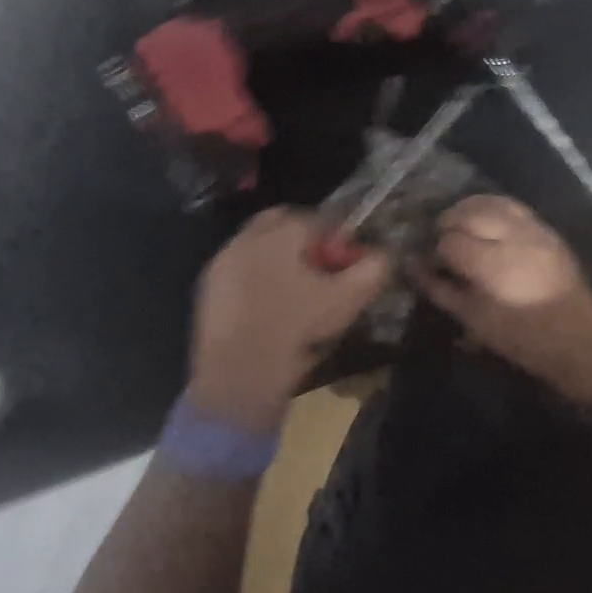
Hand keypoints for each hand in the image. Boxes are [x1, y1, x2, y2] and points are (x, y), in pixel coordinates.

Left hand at [189, 208, 389, 429]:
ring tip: (298, 294)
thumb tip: (384, 255)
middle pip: (280, 225)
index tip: (347, 258)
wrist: (238, 374)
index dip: (336, 236)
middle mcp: (246, 239)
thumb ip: (371, 270)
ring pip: (257, 249)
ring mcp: (221, 265)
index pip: (314, 218)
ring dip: (278, 261)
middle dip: (303, 241)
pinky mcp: (208, 292)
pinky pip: (239, 275)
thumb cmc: (296, 327)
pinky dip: (257, 283)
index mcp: (279, 234)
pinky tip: (271, 312)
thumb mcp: (346, 300)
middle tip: (322, 270)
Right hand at [415, 195, 591, 368]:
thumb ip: (440, 289)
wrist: (575, 338)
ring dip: (469, 209)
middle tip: (440, 239)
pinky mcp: (548, 229)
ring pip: (493, 202)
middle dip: (449, 222)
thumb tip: (413, 267)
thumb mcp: (473, 320)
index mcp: (493, 265)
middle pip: (470, 213)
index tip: (431, 262)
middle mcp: (513, 239)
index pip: (450, 241)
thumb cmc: (520, 338)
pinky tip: (485, 221)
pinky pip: (515, 206)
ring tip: (459, 224)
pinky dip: (493, 208)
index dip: (435, 250)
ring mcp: (534, 230)